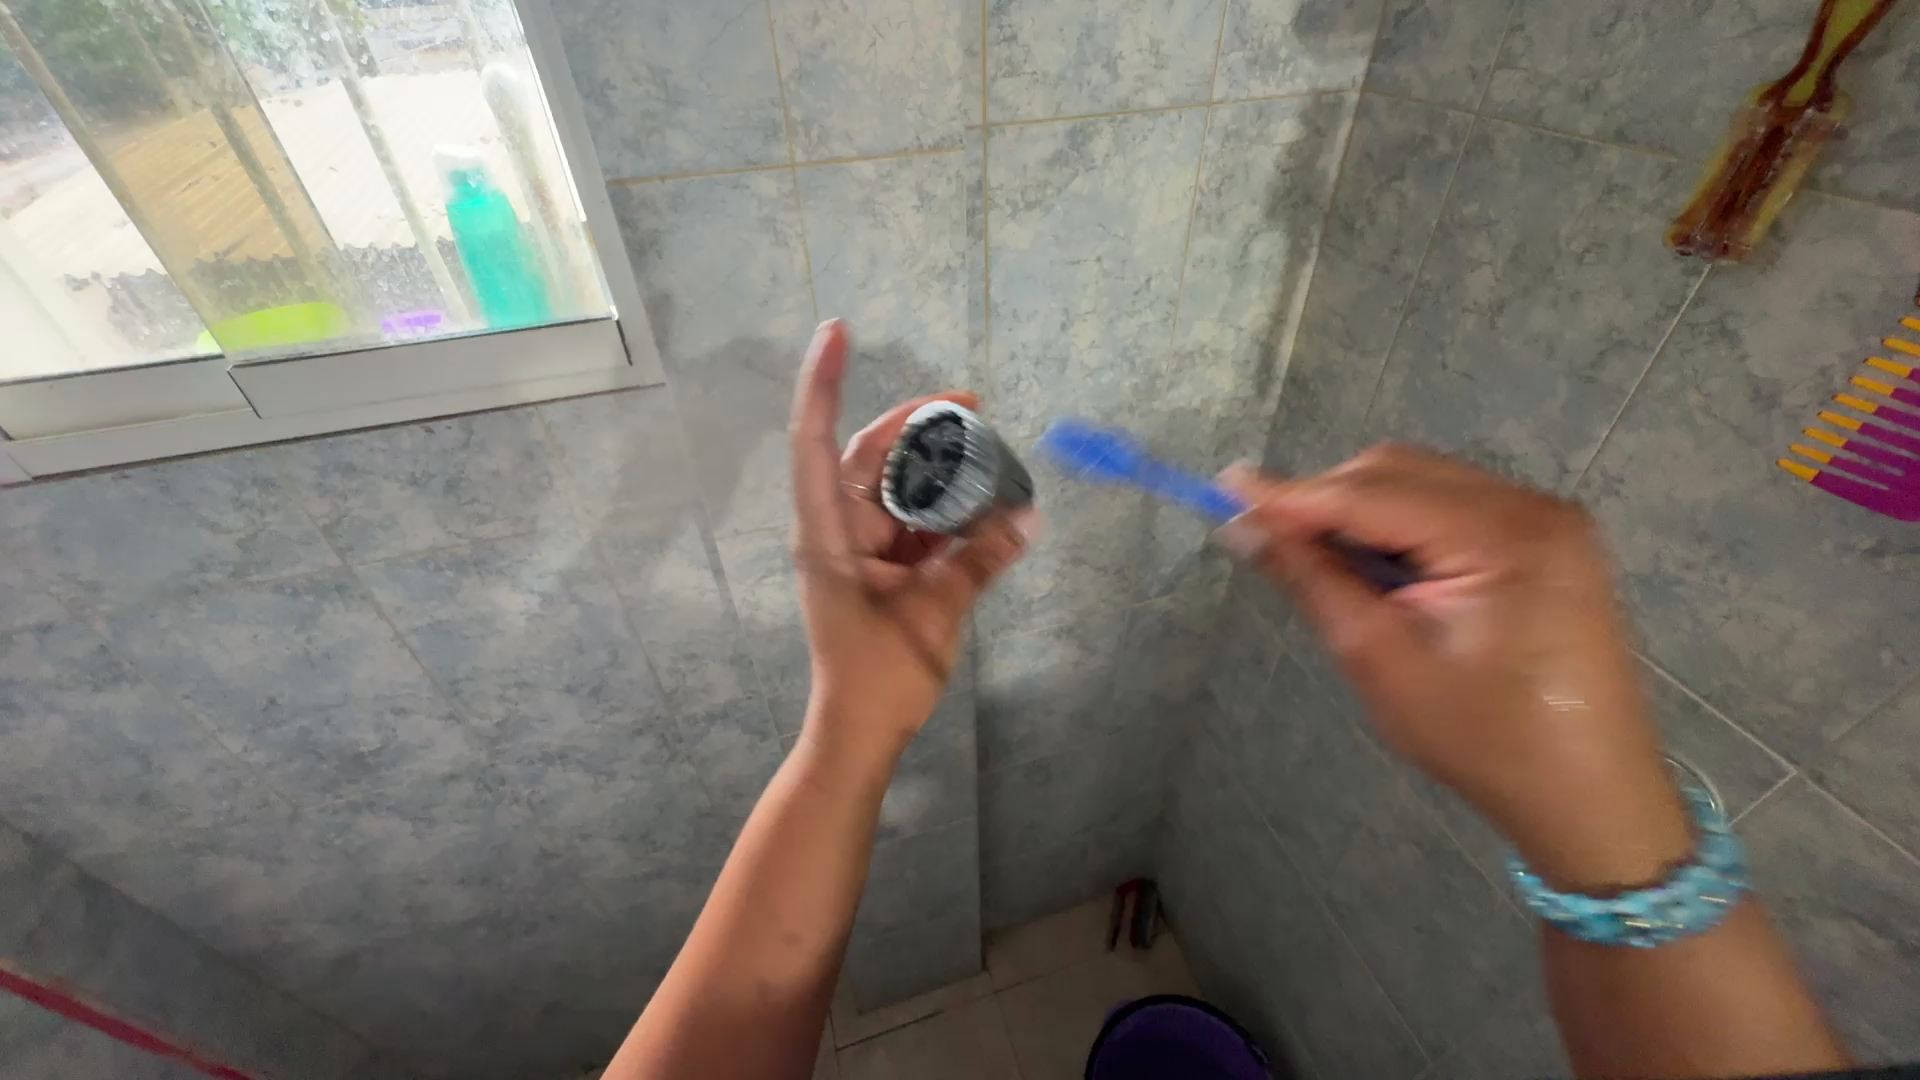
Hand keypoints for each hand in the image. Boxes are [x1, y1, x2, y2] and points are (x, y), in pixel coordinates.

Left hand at [787, 320, 1034, 770]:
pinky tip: (985, 503)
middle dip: (917, 424)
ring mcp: (861, 545)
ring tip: (988, 451)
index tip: (838, 331)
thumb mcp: (935, 614)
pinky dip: (946, 508)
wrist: (862, 730)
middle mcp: (838, 527)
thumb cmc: (880, 676)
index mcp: (828, 532)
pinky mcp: (884, 564)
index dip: (822, 384)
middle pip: (872, 454)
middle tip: (973, 403)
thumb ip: (980, 562)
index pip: (817, 442)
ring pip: (898, 485)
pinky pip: (915, 519)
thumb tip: (1029, 517)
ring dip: (938, 467)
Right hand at [1217, 444, 1691, 890]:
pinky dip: (1390, 525)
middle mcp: (1530, 506)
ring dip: (1353, 511)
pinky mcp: (1538, 541)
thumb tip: (1241, 529)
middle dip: (1323, 498)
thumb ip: (1310, 580)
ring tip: (1314, 558)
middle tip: (1265, 537)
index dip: (1290, 493)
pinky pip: (1442, 508)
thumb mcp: (1379, 659)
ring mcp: (1542, 520)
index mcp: (1503, 535)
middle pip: (1395, 472)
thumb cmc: (1483, 739)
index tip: (1225, 487)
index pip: (1370, 495)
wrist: (1588, 798)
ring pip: (1415, 483)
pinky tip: (1369, 566)